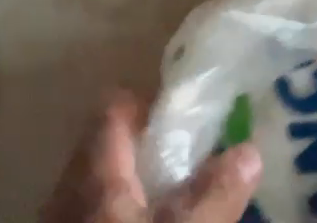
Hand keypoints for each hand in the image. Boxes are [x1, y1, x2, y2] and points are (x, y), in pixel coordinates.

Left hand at [40, 91, 262, 222]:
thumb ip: (215, 195)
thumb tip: (249, 150)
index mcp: (96, 174)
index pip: (115, 107)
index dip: (152, 104)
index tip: (190, 118)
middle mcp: (68, 193)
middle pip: (106, 149)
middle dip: (149, 153)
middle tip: (194, 166)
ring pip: (97, 191)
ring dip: (135, 193)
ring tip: (176, 209)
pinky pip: (89, 219)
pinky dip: (118, 219)